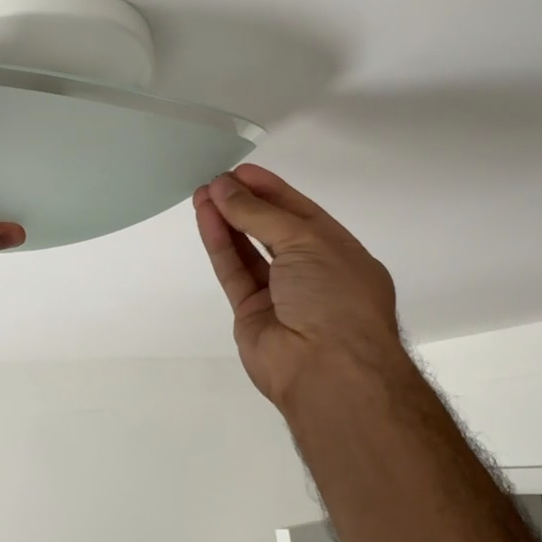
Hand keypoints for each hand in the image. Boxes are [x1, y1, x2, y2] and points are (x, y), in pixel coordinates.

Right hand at [193, 164, 403, 410]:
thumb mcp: (307, 242)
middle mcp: (311, 272)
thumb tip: (224, 188)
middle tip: (216, 180)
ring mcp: (280, 294)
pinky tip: (205, 218)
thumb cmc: (334, 298)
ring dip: (227, 220)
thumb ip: (261, 214)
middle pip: (272, 230)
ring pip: (248, 250)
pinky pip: (233, 271)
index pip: (301, 213)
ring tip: (202, 193)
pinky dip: (219, 244)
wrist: (327, 370)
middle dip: (246, 203)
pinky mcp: (250, 312)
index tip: (241, 171)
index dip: (271, 190)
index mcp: (339, 253)